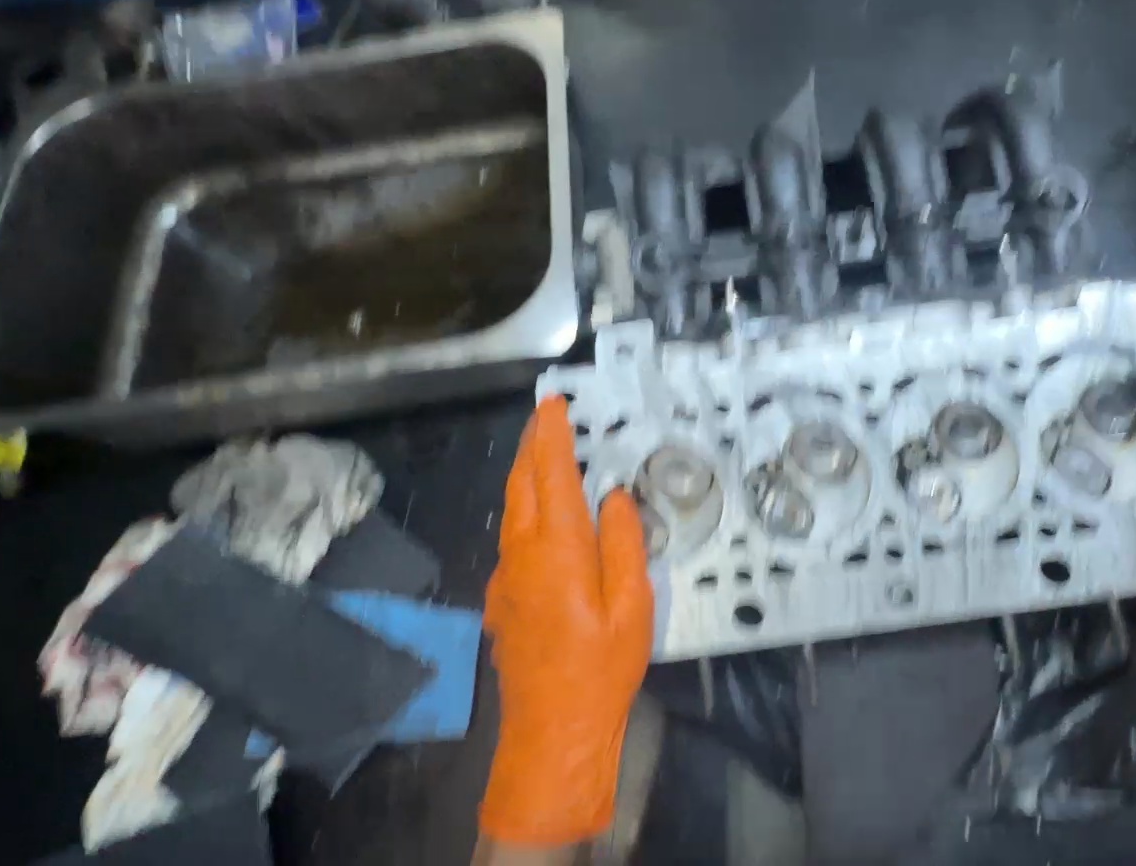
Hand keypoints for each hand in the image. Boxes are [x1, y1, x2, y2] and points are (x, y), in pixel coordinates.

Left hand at [480, 397, 653, 848]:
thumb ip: (624, 543)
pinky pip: (512, 539)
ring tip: (545, 455)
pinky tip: (543, 519)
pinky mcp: (502, 599)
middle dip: (531, 445)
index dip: (552, 436)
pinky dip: (524, 511)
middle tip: (548, 418)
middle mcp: (522, 554)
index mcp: (558, 549)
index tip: (554, 405)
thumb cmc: (602, 666)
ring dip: (525, 475)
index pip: (551, 475)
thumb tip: (613, 497)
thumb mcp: (633, 604)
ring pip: (510, 511)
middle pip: (520, 484)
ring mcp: (506, 577)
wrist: (553, 732)